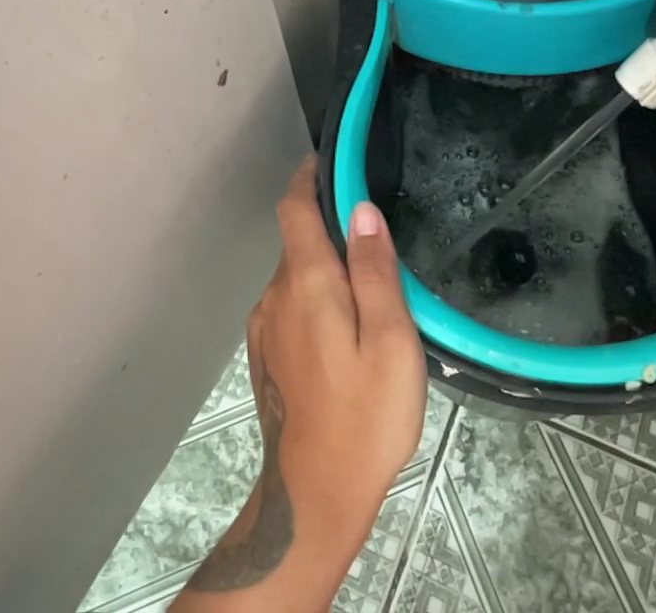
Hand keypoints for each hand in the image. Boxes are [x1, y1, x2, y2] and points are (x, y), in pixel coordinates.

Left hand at [179, 159, 424, 603]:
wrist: (314, 493)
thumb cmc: (365, 415)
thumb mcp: (390, 340)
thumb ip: (375, 270)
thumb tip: (361, 209)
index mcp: (306, 283)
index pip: (295, 208)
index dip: (311, 177)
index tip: (336, 162)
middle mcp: (275, 295)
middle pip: (299, 241)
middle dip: (332, 228)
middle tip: (382, 240)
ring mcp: (265, 327)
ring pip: (297, 276)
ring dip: (328, 269)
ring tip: (373, 290)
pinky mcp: (267, 354)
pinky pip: (293, 306)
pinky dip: (318, 298)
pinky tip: (349, 328)